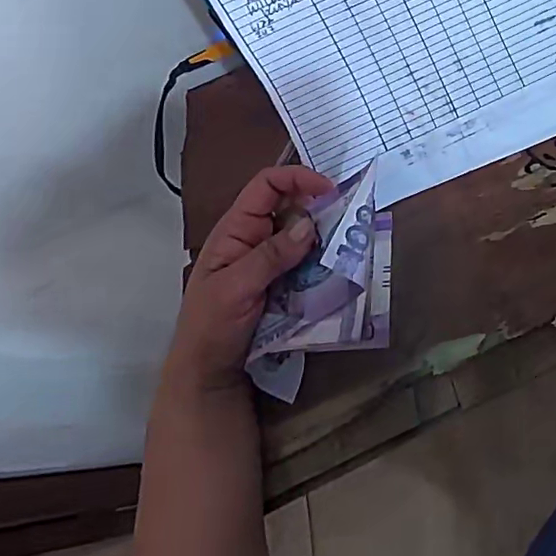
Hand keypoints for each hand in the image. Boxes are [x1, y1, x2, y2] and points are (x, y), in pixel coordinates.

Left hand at [164, 165, 335, 393]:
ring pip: (304, 233)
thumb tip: (309, 224)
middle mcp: (256, 237)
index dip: (297, 178)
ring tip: (348, 244)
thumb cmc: (210, 327)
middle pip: (292, 205)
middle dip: (319, 207)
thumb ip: (270, 256)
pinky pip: (309, 260)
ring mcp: (271, 260)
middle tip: (347, 219)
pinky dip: (325, 260)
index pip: (266, 185)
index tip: (329, 189)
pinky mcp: (285, 281)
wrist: (208, 377)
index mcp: (236, 229)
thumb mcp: (234, 288)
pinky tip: (339, 268)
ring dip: (326, 236)